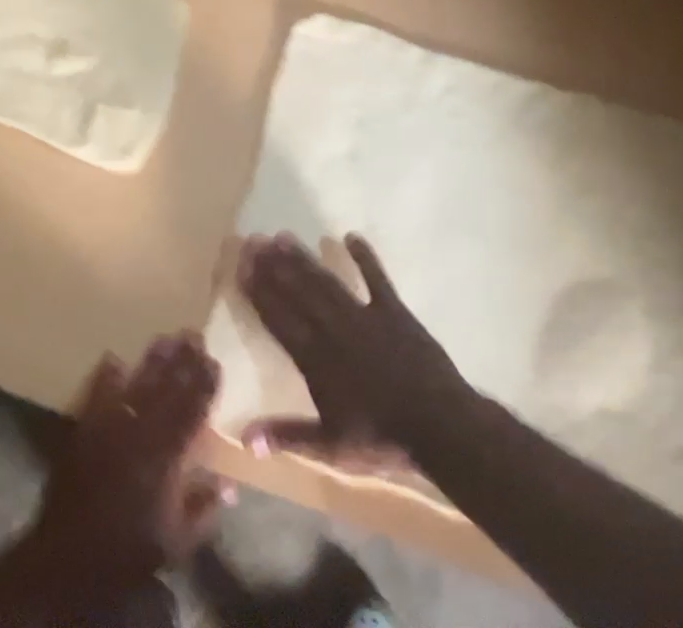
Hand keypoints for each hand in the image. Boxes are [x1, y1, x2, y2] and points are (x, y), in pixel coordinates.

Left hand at [31, 332, 228, 589]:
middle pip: (165, 390)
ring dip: (151, 362)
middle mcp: (139, 435)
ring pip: (135, 387)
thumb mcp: (178, 542)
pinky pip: (96, 397)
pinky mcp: (83, 433)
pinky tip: (113, 358)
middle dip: (181, 362)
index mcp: (167, 458)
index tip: (214, 361)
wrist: (67, 558)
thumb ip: (204, 509)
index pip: (191, 412)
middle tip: (193, 334)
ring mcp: (108, 431)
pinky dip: (105, 377)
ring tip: (164, 339)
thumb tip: (227, 484)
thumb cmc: (128, 552)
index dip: (204, 385)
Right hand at [238, 233, 470, 470]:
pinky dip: (365, 258)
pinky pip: (377, 280)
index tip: (241, 266)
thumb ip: (287, 437)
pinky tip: (350, 238)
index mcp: (314, 360)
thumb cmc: (382, 439)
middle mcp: (334, 331)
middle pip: (298, 293)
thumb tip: (244, 439)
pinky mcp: (396, 314)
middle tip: (255, 239)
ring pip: (328, 282)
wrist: (441, 427)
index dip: (258, 292)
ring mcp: (366, 318)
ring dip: (306, 259)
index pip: (278, 319)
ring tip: (284, 236)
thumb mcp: (330, 446)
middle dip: (274, 266)